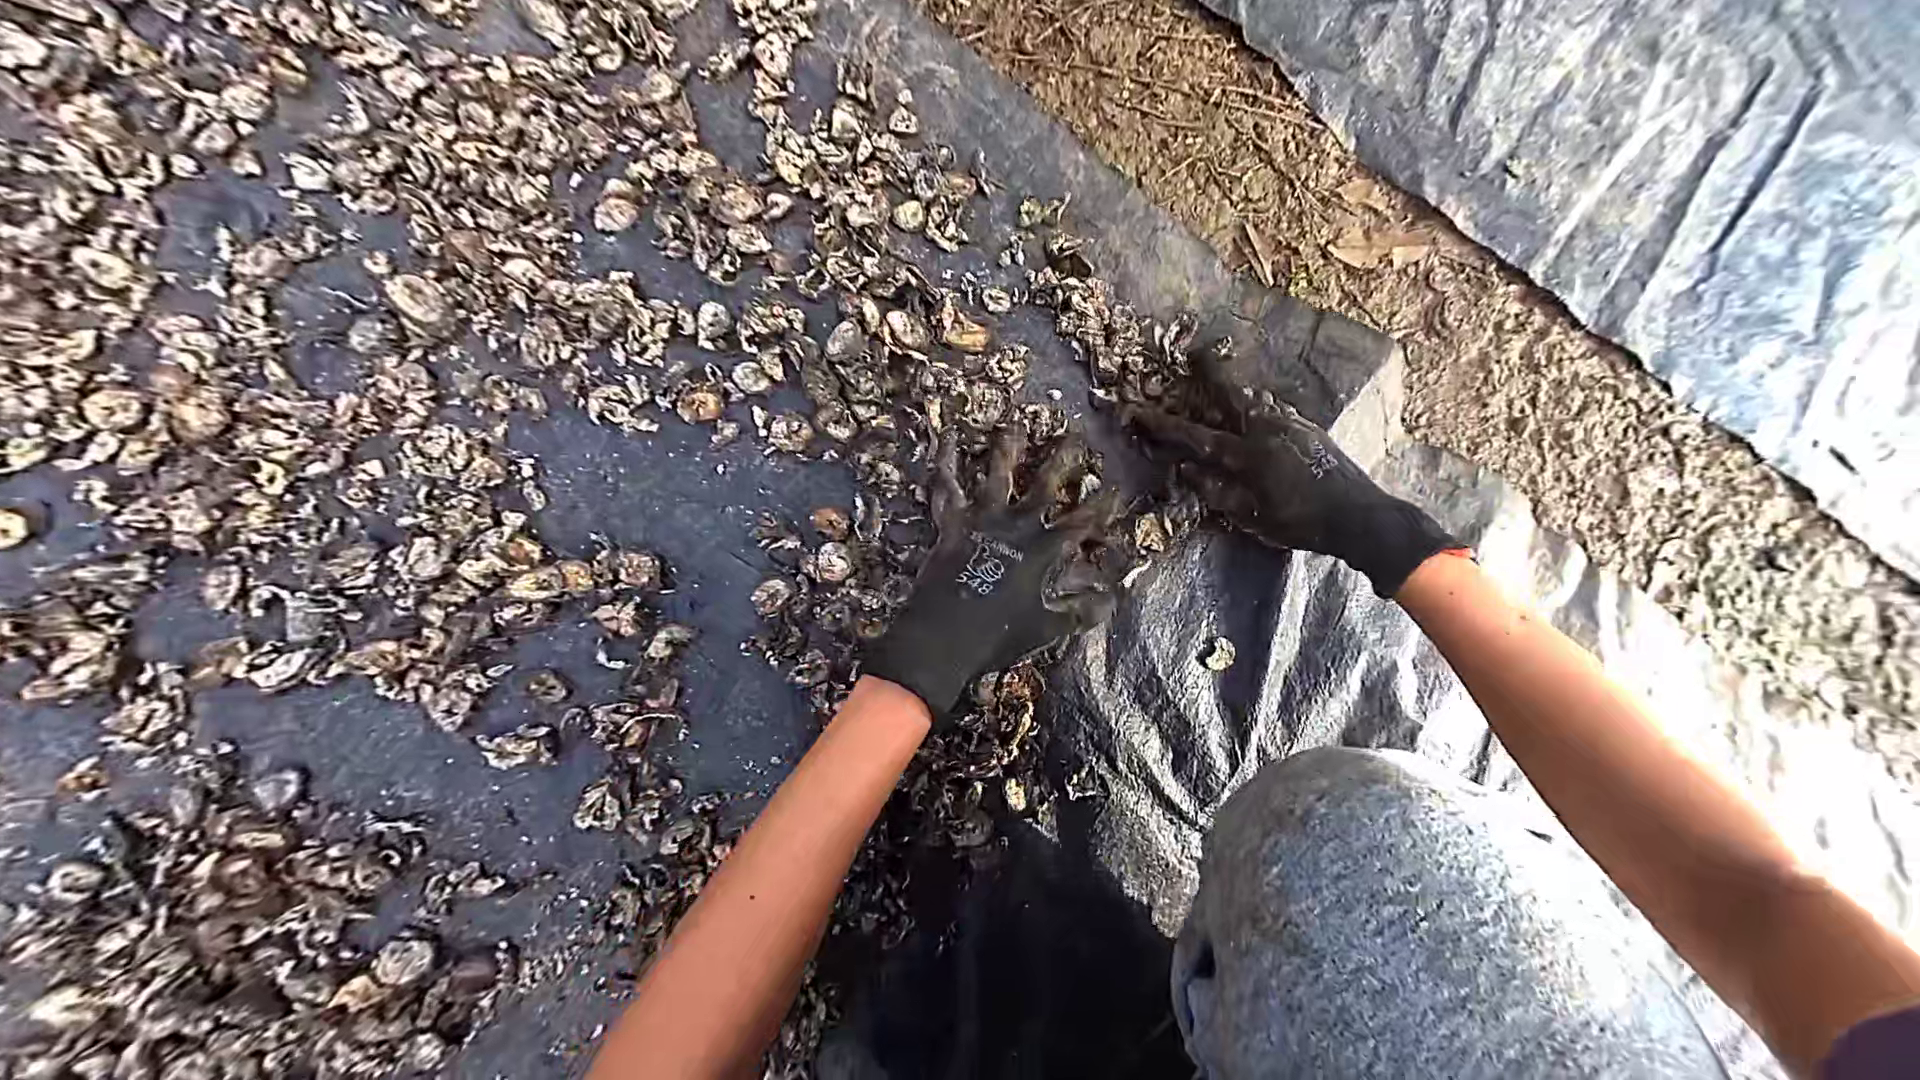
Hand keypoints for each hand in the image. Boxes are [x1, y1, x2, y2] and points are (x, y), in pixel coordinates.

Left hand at [864, 427, 1122, 716]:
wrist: (943, 638)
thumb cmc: (998, 636)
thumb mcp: (1048, 628)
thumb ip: (1082, 612)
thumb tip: (1112, 599)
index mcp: (1043, 551)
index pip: (1082, 522)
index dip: (1102, 505)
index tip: (1117, 486)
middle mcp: (1016, 526)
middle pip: (1046, 485)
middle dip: (1063, 460)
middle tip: (1075, 435)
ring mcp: (982, 520)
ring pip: (999, 475)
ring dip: (1009, 448)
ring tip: (1015, 423)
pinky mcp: (952, 522)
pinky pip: (948, 485)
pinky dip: (947, 459)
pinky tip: (948, 435)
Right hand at [1125, 364, 1461, 596]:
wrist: (1362, 517)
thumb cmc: (1301, 524)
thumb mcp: (1252, 518)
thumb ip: (1216, 492)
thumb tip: (1186, 469)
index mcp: (1250, 456)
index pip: (1198, 436)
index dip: (1166, 426)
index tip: (1140, 413)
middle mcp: (1270, 431)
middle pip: (1232, 394)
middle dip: (1211, 373)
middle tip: (1196, 353)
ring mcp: (1293, 426)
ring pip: (1257, 398)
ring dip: (1236, 387)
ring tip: (1222, 378)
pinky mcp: (1310, 429)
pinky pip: (1275, 408)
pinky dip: (1258, 402)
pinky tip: (1257, 408)